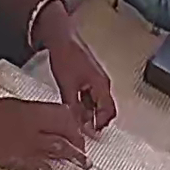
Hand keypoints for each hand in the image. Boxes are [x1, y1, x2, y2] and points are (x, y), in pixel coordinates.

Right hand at [0, 88, 87, 169]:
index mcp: (34, 109)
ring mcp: (30, 143)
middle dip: (79, 142)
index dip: (74, 125)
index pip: (65, 114)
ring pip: (61, 150)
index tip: (78, 132)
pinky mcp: (23, 160)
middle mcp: (36, 126)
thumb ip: (32, 115)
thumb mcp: (14, 106)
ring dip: (75, 158)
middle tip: (84, 152)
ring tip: (85, 166)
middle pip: (67, 132)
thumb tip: (45, 124)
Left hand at [35, 6, 116, 131]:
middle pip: (106, 109)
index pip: (108, 112)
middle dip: (96, 121)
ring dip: (90, 113)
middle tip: (85, 131)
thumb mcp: (67, 87)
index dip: (99, 125)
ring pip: (98, 103)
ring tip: (78, 120)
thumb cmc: (66, 55)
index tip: (90, 134)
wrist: (60, 35)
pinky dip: (86, 104)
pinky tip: (75, 108)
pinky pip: (92, 96)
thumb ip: (74, 108)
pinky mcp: (90, 77)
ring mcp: (97, 79)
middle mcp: (103, 83)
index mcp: (102, 85)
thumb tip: (77, 125)